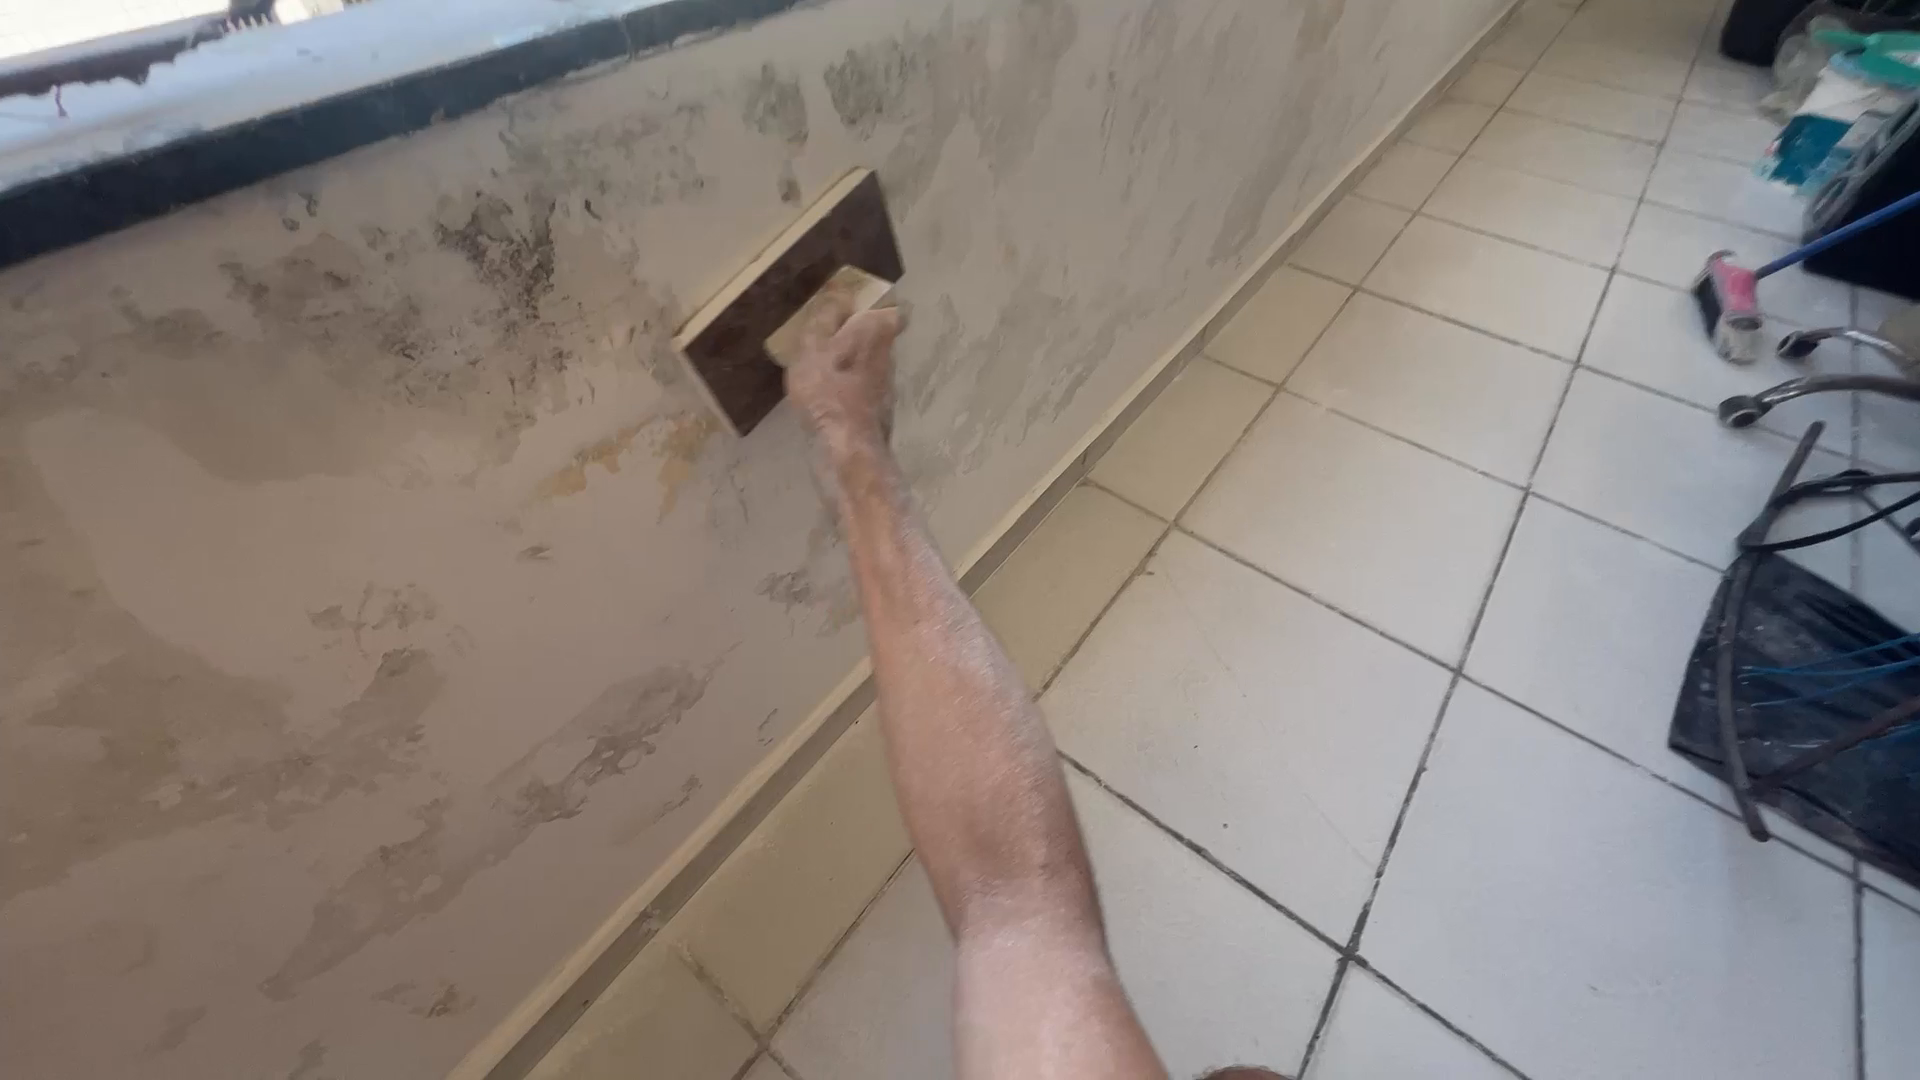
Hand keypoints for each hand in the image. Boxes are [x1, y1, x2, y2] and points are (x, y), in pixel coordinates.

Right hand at [785, 297, 905, 459]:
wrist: (846, 446)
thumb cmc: (827, 388)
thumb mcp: (813, 344)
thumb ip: (827, 317)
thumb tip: (842, 294)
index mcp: (877, 334)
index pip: (897, 312)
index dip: (883, 308)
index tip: (861, 309)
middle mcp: (890, 359)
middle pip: (882, 341)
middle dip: (862, 338)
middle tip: (833, 339)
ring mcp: (888, 389)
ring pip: (874, 369)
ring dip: (856, 367)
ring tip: (827, 371)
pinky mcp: (880, 415)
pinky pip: (866, 394)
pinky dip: (852, 392)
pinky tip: (830, 399)